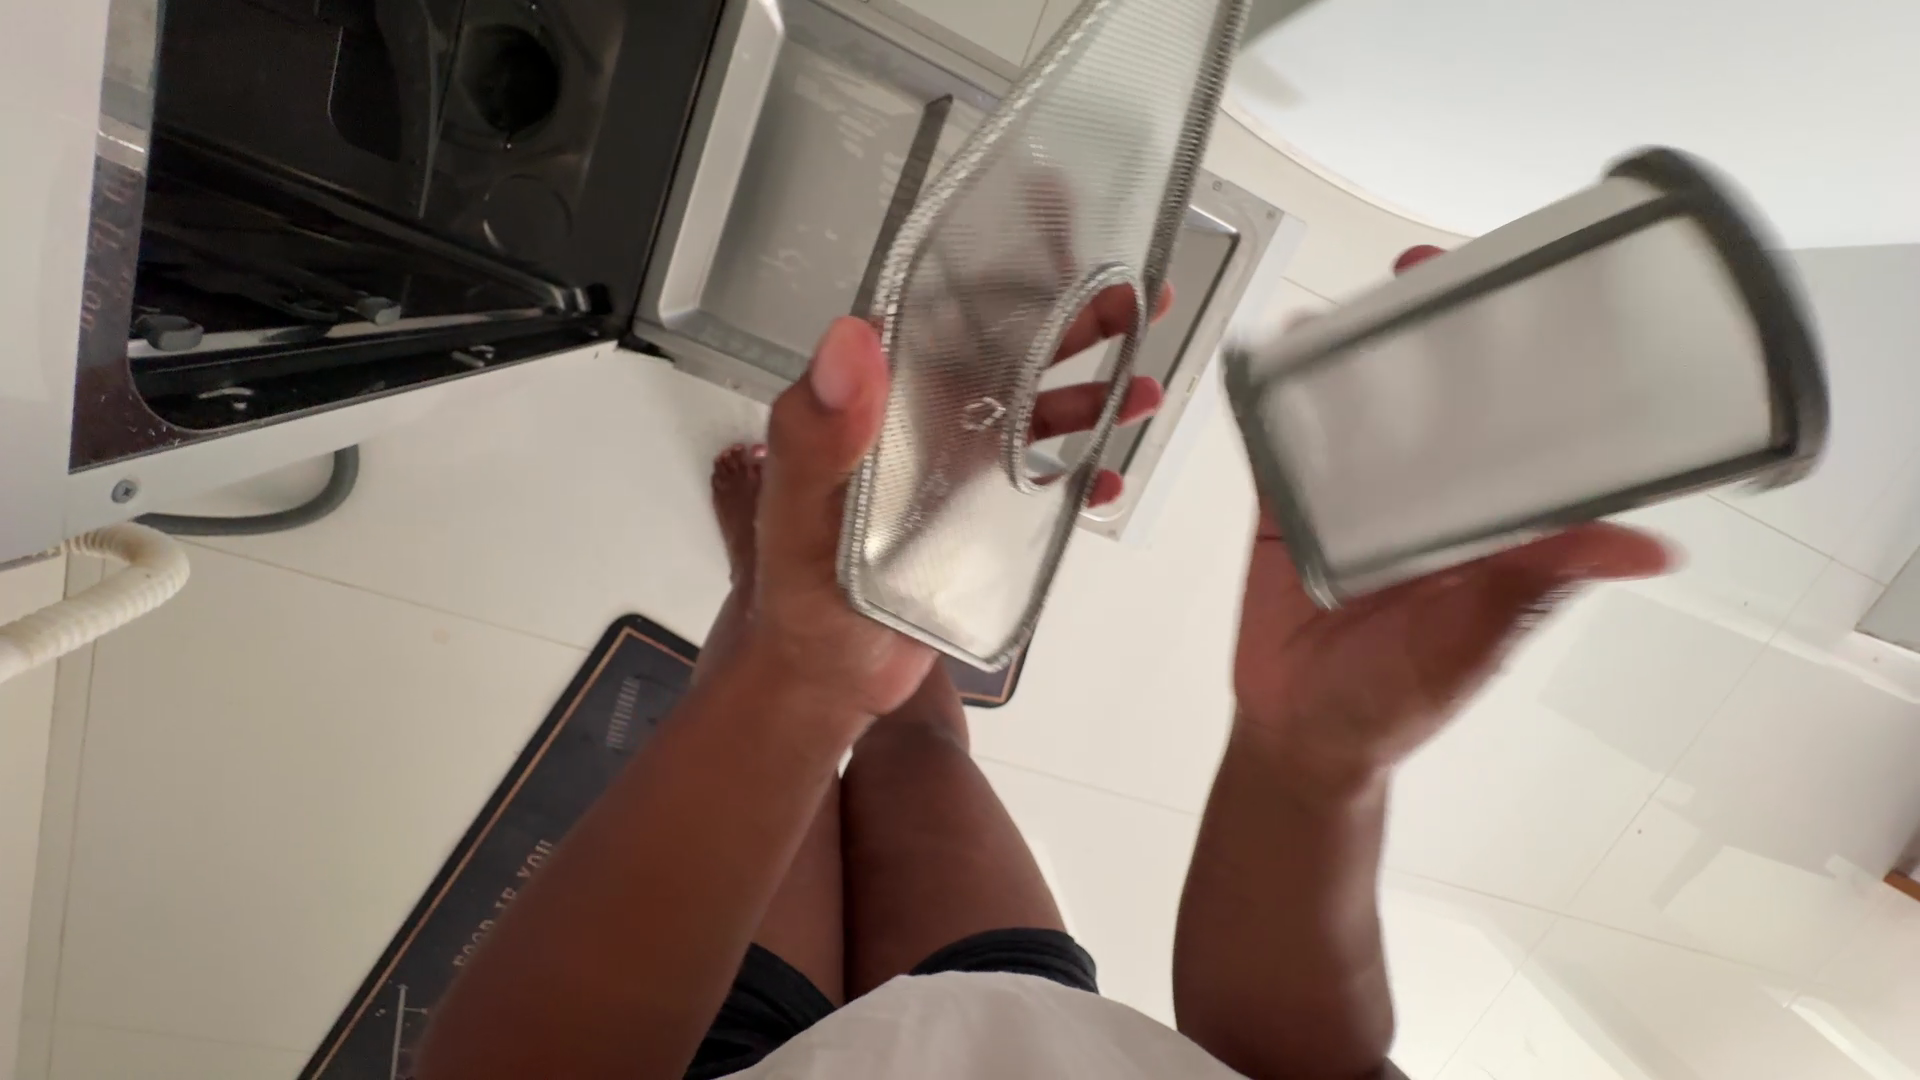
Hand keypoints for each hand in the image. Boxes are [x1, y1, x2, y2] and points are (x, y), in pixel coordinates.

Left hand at [742, 287, 1168, 722]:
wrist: (829, 671)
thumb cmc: (801, 597)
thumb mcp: (798, 514)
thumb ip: (816, 436)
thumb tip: (851, 341)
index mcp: (875, 402)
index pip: (938, 316)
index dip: (1000, 277)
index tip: (1061, 246)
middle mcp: (917, 420)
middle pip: (1003, 357)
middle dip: (1071, 326)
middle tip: (1134, 301)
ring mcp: (951, 466)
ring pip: (1030, 414)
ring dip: (1088, 399)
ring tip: (1143, 391)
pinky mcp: (975, 511)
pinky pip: (1034, 480)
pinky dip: (1075, 476)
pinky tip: (1106, 480)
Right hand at [1232, 248, 1673, 796]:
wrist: (1298, 728)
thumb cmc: (1391, 698)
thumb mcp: (1466, 644)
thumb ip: (1528, 591)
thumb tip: (1648, 546)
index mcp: (1476, 523)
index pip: (1509, 426)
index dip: (1517, 358)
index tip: (1520, 293)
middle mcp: (1415, 498)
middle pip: (1422, 401)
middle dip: (1422, 335)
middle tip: (1416, 273)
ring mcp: (1342, 500)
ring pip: (1346, 414)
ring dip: (1343, 360)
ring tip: (1336, 310)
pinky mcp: (1281, 511)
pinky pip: (1276, 450)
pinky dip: (1270, 408)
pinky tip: (1266, 367)